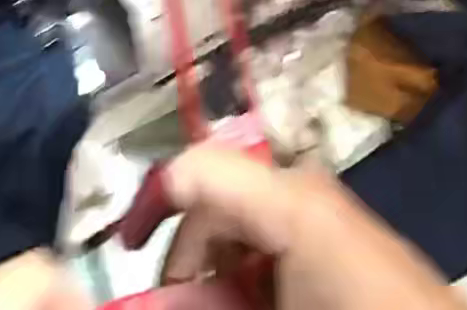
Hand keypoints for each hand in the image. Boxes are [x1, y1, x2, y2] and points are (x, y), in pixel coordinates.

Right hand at [136, 144, 465, 309]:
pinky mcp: (344, 238)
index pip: (195, 169)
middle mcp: (304, 190)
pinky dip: (252, 276)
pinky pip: (276, 244)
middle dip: (186, 258)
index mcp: (289, 201)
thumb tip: (157, 298)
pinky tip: (257, 303)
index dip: (150, 203)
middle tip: (173, 308)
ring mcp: (328, 212)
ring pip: (243, 224)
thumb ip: (202, 299)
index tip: (122, 253)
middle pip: (215, 200)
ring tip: (220, 306)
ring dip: (218, 272)